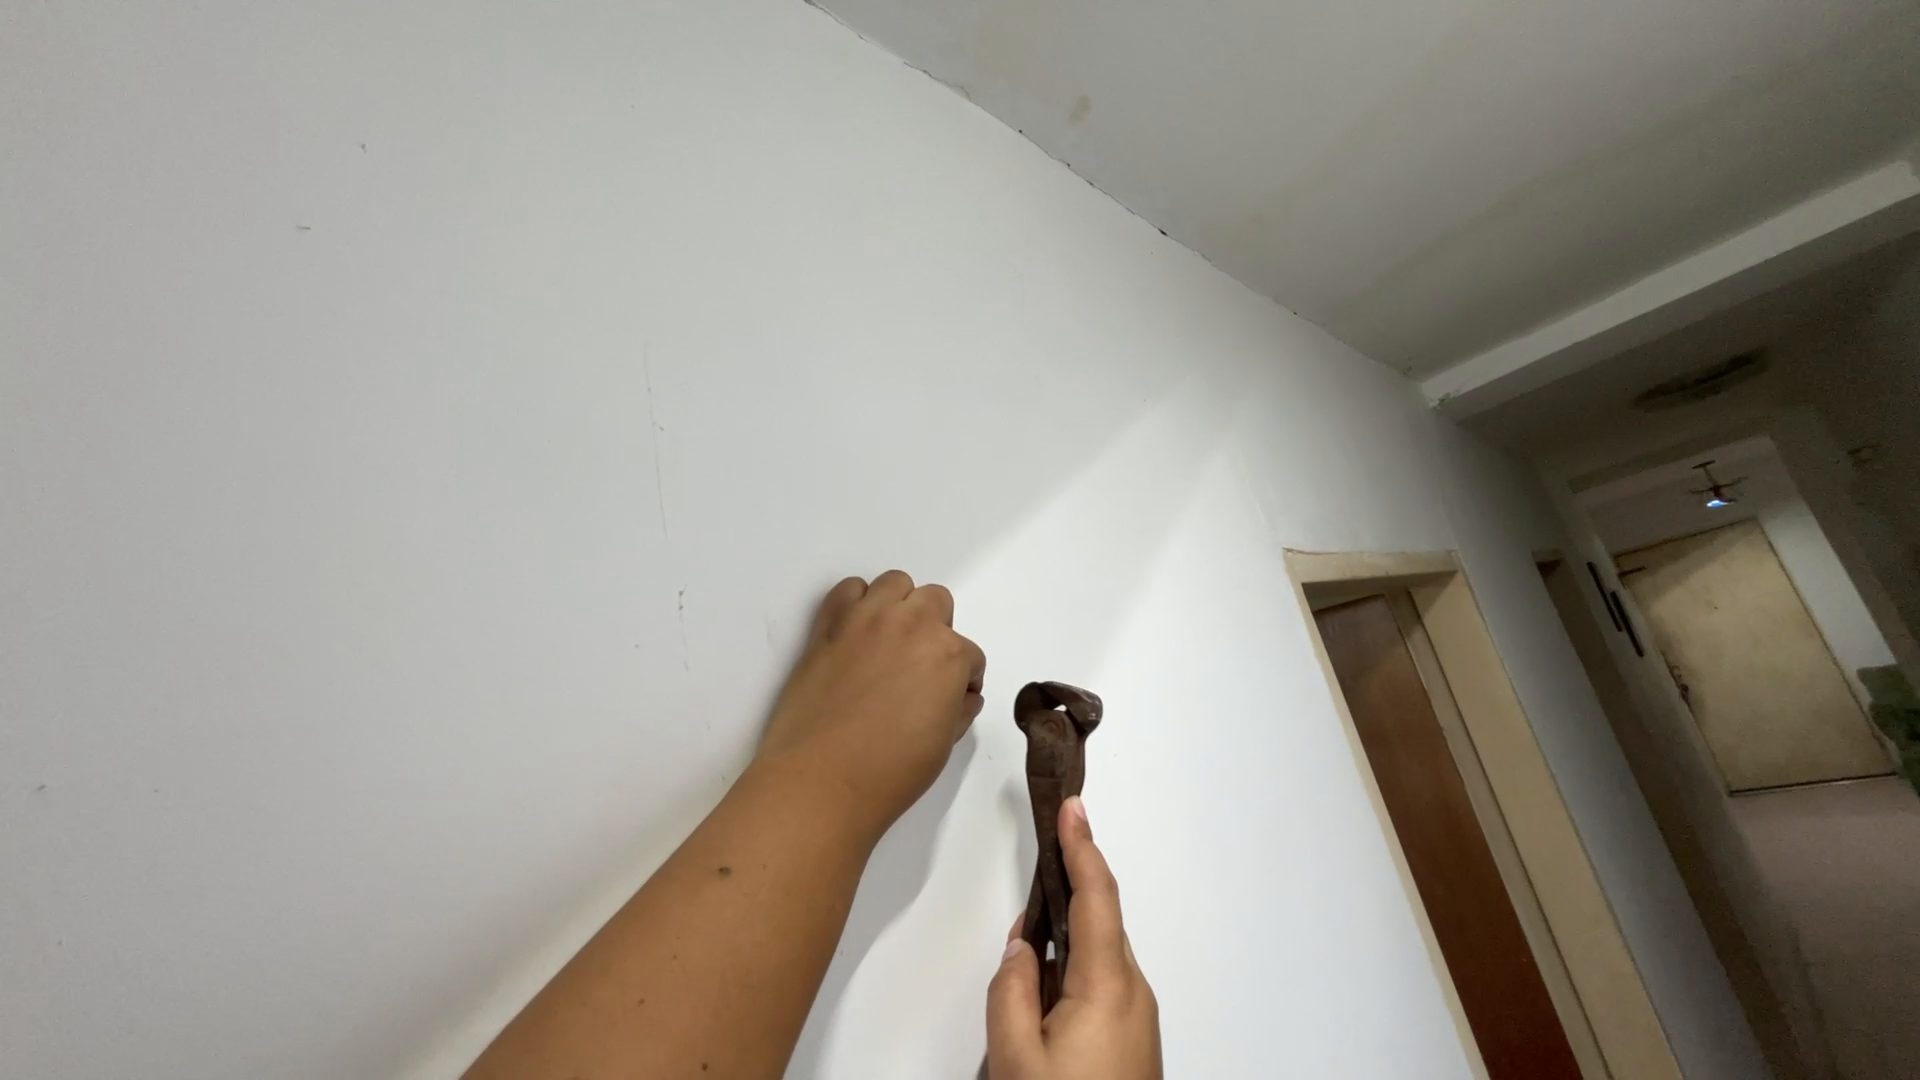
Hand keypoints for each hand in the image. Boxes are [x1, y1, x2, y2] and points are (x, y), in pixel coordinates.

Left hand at [755, 571, 986, 837]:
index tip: (952, 698)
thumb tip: (963, 696)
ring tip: (889, 641)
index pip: (970, 655)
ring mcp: (868, 618)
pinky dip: (856, 604)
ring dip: (899, 607)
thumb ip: (959, 710)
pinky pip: (848, 589)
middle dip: (936, 629)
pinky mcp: (830, 623)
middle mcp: (913, 624)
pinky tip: (856, 634)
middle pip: (936, 602)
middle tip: (920, 665)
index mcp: (950, 654)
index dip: (964, 679)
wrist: (822, 779)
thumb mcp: (943, 744)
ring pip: (895, 583)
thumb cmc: (892, 772)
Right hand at [987, 797, 1161, 1079]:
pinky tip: (1044, 1003)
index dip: (1083, 845)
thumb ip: (1010, 990)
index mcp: (1109, 986)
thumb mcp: (1017, 1060)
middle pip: (1099, 923)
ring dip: (1065, 943)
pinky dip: (1074, 973)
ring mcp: (1140, 1020)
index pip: (1098, 895)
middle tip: (1034, 878)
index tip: (1073, 806)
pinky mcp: (1136, 1042)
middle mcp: (1134, 993)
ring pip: (1098, 957)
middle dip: (1067, 895)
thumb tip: (1023, 947)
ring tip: (1026, 965)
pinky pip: (1102, 985)